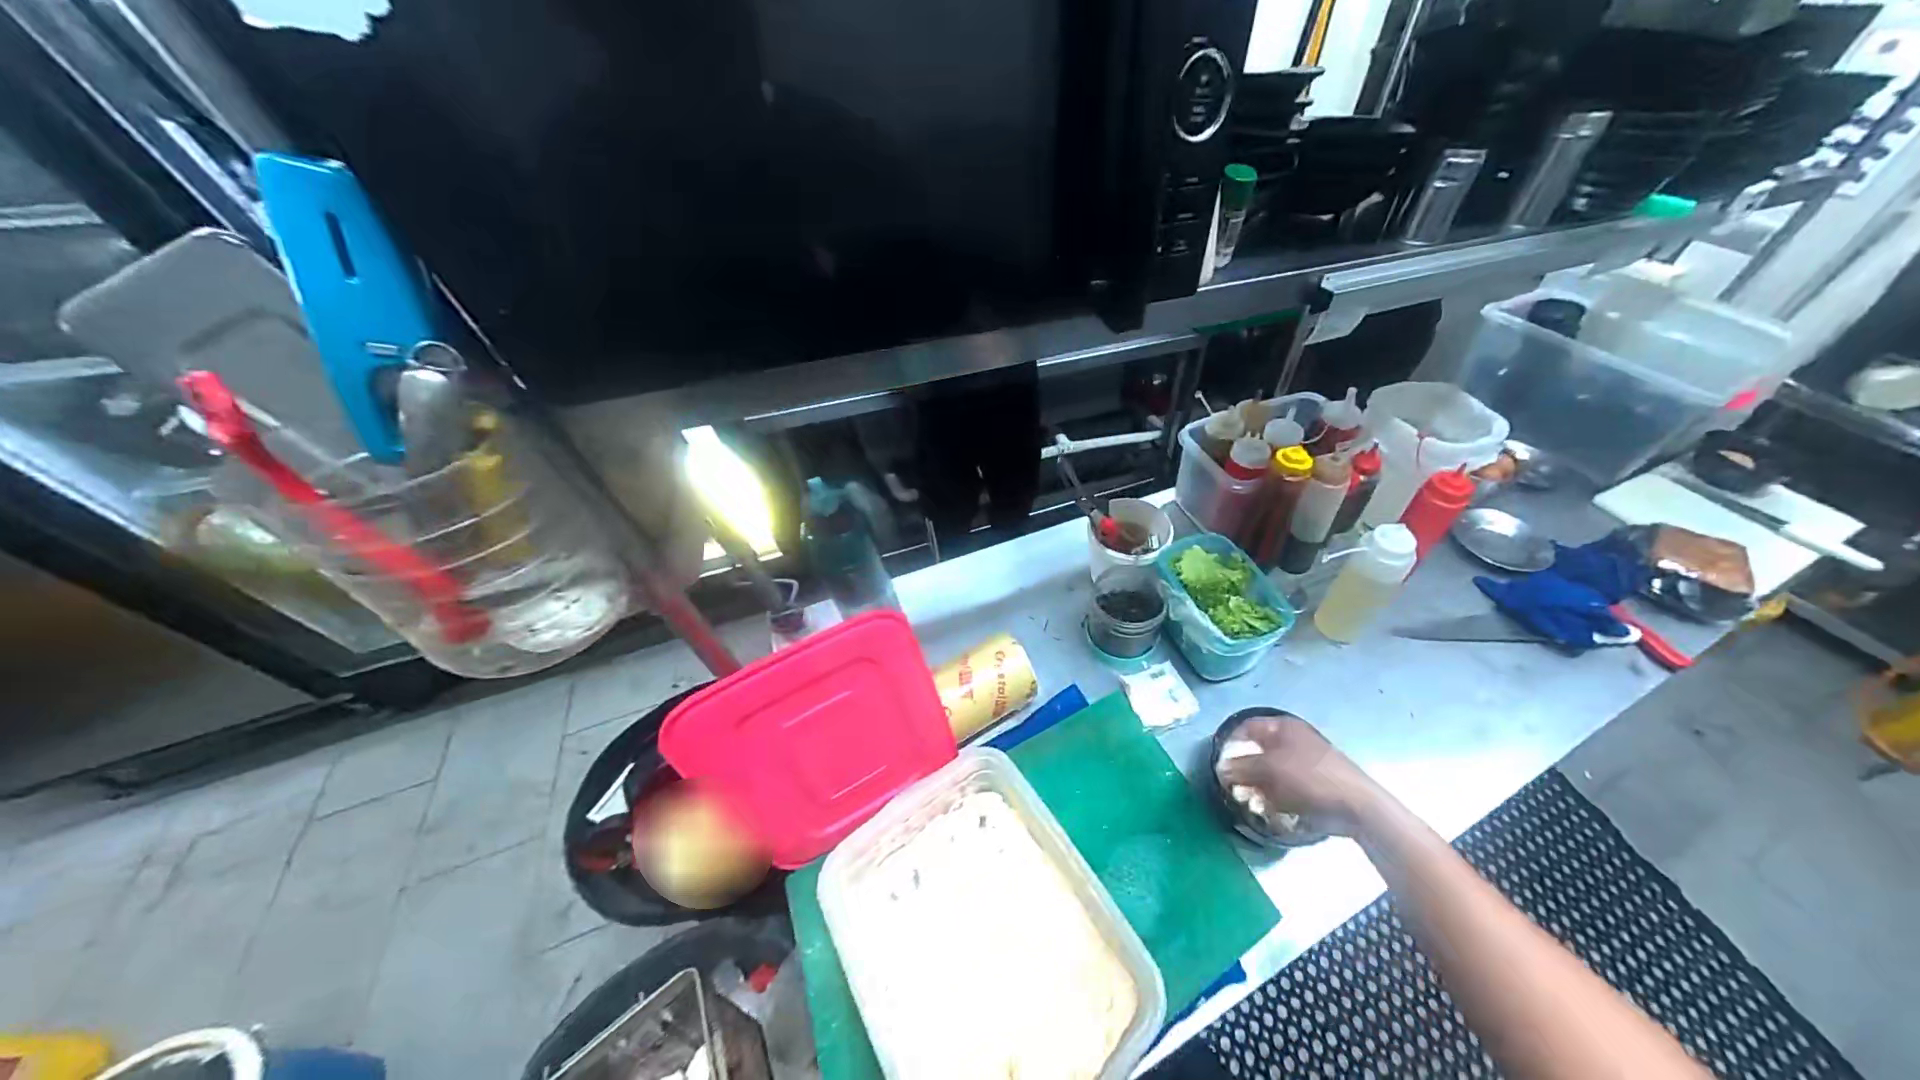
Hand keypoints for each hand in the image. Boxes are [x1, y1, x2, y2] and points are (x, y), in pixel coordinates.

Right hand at [1218, 713, 1383, 837]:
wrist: (1356, 806)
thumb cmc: (1308, 778)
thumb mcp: (1267, 769)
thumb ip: (1240, 767)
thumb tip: (1221, 769)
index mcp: (1283, 726)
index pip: (1246, 727)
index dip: (1231, 743)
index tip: (1221, 763)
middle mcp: (1294, 739)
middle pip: (1258, 751)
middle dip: (1245, 770)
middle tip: (1236, 788)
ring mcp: (1306, 761)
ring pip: (1272, 771)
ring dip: (1260, 787)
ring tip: (1255, 802)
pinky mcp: (1315, 782)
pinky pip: (1287, 786)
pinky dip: (1277, 796)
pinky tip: (1274, 809)